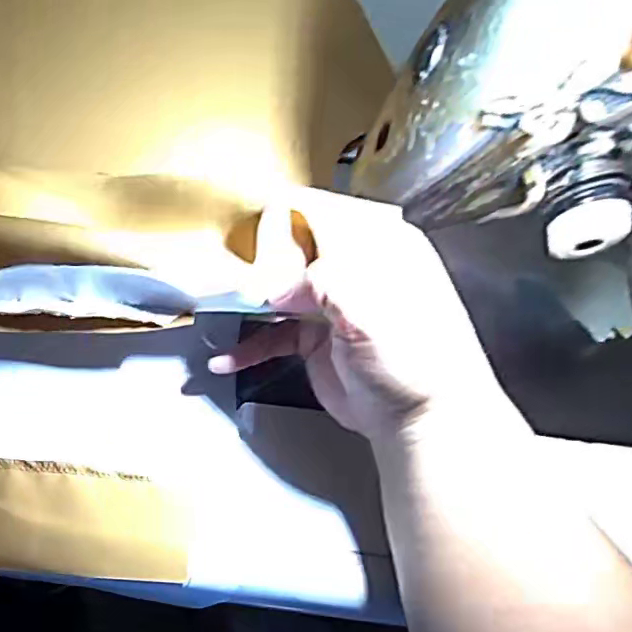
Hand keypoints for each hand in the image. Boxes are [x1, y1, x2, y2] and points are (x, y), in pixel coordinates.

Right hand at [211, 188, 517, 441]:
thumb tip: (275, 286)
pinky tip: (227, 359)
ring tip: (216, 318)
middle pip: (292, 254)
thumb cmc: (413, 360)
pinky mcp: (313, 340)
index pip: (324, 214)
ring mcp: (330, 307)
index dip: (286, 220)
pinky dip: (248, 347)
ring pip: (276, 296)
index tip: (250, 230)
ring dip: (244, 311)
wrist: (415, 417)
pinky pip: (272, 336)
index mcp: (378, 246)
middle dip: (255, 266)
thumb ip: (324, 283)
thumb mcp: (372, 311)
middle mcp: (352, 270)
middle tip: (226, 279)